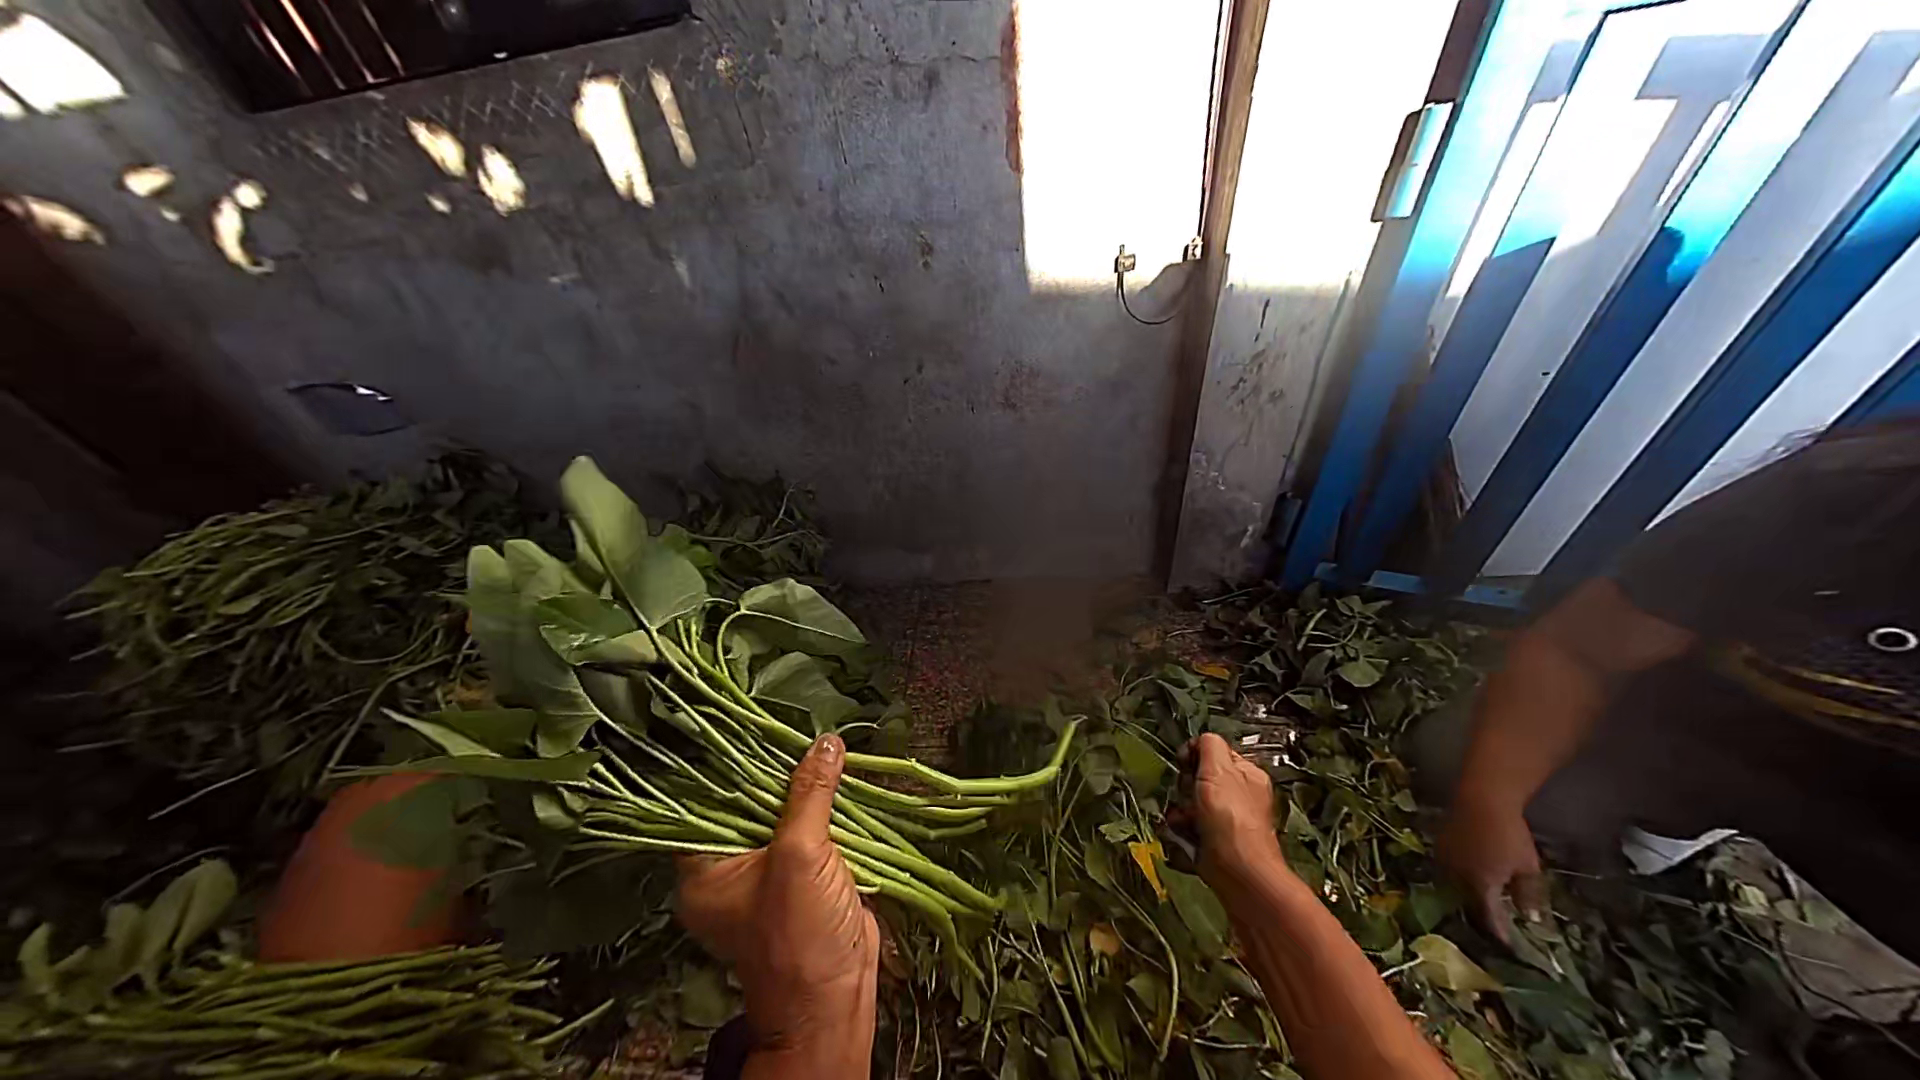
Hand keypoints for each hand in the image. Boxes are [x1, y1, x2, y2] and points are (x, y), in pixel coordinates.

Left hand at [676, 735, 879, 1055]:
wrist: (836, 1000)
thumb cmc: (800, 938)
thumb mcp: (801, 856)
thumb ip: (811, 795)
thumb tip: (827, 742)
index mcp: (705, 869)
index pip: (706, 801)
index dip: (730, 763)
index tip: (752, 724)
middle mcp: (730, 868)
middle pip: (748, 803)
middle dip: (776, 771)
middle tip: (794, 727)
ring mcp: (767, 872)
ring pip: (782, 815)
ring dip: (805, 788)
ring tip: (821, 744)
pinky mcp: (801, 876)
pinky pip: (808, 831)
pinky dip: (824, 809)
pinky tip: (838, 777)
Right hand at [1186, 733, 1284, 886]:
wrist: (1238, 872)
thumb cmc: (1230, 817)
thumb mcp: (1219, 769)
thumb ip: (1208, 745)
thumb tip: (1198, 742)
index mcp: (1246, 775)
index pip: (1212, 753)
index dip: (1195, 757)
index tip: (1186, 766)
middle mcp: (1238, 797)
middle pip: (1197, 779)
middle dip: (1186, 787)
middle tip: (1189, 797)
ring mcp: (1226, 822)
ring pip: (1189, 805)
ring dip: (1180, 812)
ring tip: (1184, 821)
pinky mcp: (1213, 844)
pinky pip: (1188, 829)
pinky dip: (1181, 833)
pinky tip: (1182, 836)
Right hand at [1437, 799, 1546, 942]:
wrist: (1482, 799)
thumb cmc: (1509, 835)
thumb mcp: (1527, 868)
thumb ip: (1528, 896)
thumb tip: (1530, 920)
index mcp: (1478, 884)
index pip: (1487, 917)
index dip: (1499, 934)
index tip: (1508, 948)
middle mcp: (1455, 875)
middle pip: (1466, 903)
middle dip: (1479, 916)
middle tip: (1492, 927)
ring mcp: (1444, 858)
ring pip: (1454, 886)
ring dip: (1467, 896)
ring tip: (1480, 904)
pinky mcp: (1439, 845)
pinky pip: (1448, 870)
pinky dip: (1460, 879)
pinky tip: (1469, 878)